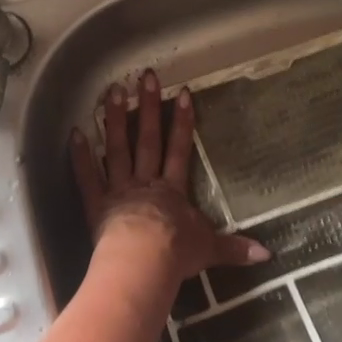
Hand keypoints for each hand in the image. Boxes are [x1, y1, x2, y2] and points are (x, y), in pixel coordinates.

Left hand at [71, 70, 268, 285]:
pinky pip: (87, 178)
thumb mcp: (210, 250)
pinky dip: (80, 157)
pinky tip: (74, 132)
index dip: (182, 121)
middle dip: (148, 107)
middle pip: (148, 140)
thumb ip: (234, 248)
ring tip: (113, 90)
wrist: (143, 265)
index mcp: (172, 190)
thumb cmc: (176, 255)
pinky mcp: (96, 205)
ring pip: (117, 150)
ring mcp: (119, 191)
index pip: (179, 149)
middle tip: (145, 76)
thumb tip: (267, 253)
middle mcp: (146, 183)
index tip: (182, 93)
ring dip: (115, 120)